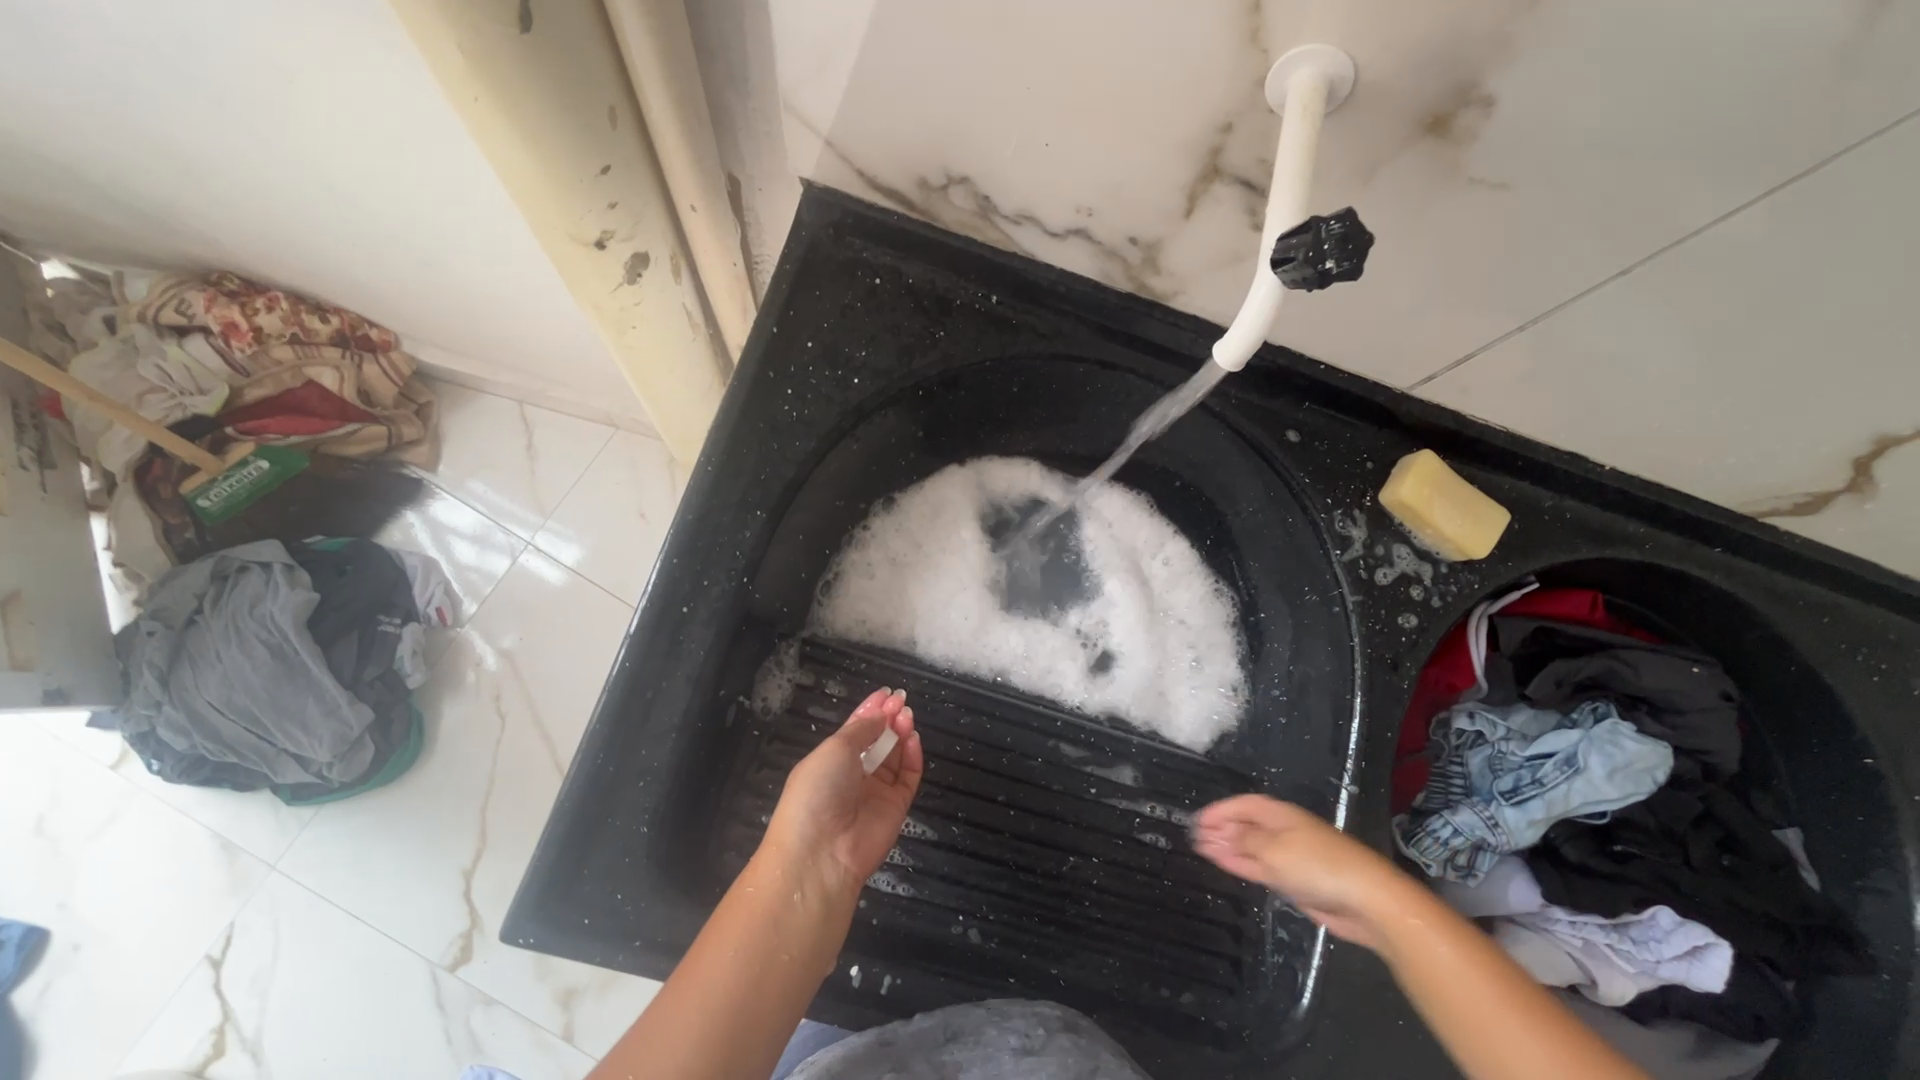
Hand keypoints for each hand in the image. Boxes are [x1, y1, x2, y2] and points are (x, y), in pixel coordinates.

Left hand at [760, 687, 924, 898]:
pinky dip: (913, 757)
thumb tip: (881, 714)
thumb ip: (861, 728)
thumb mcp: (833, 749)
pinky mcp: (896, 807)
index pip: (855, 730)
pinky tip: (914, 739)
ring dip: (901, 734)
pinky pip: (909, 777)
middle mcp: (853, 775)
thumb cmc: (817, 791)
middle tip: (901, 701)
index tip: (886, 694)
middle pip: (877, 741)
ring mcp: (875, 792)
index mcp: (830, 760)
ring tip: (907, 716)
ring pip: (895, 756)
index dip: (870, 711)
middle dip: (888, 719)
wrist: (822, 851)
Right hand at [1192, 795, 1412, 950]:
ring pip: (1251, 848)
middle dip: (1221, 829)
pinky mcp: (1294, 881)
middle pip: (1247, 825)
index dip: (1220, 810)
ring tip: (1201, 849)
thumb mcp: (1274, 849)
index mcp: (1282, 815)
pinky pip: (1260, 867)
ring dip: (1228, 847)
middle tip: (1194, 837)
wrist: (1366, 901)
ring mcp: (1290, 857)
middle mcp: (1284, 832)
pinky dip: (1241, 864)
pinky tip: (1224, 863)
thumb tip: (1223, 833)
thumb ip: (1245, 840)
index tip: (1196, 821)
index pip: (1244, 805)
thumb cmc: (1318, 865)